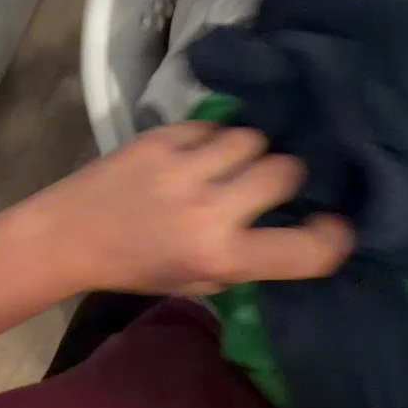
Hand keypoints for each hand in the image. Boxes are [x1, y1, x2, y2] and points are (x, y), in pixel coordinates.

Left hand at [15, 122, 353, 295]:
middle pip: (284, 170)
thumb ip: (242, 256)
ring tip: (233, 159)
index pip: (305, 250)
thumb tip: (285, 225)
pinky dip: (212, 135)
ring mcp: (184, 166)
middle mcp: (209, 208)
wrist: (72, 232)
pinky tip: (200, 148)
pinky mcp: (161, 137)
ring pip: (250, 137)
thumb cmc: (136, 266)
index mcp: (221, 257)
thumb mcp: (198, 282)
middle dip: (286, 174)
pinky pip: (210, 125)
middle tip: (273, 180)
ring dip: (250, 149)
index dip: (333, 237)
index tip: (335, 224)